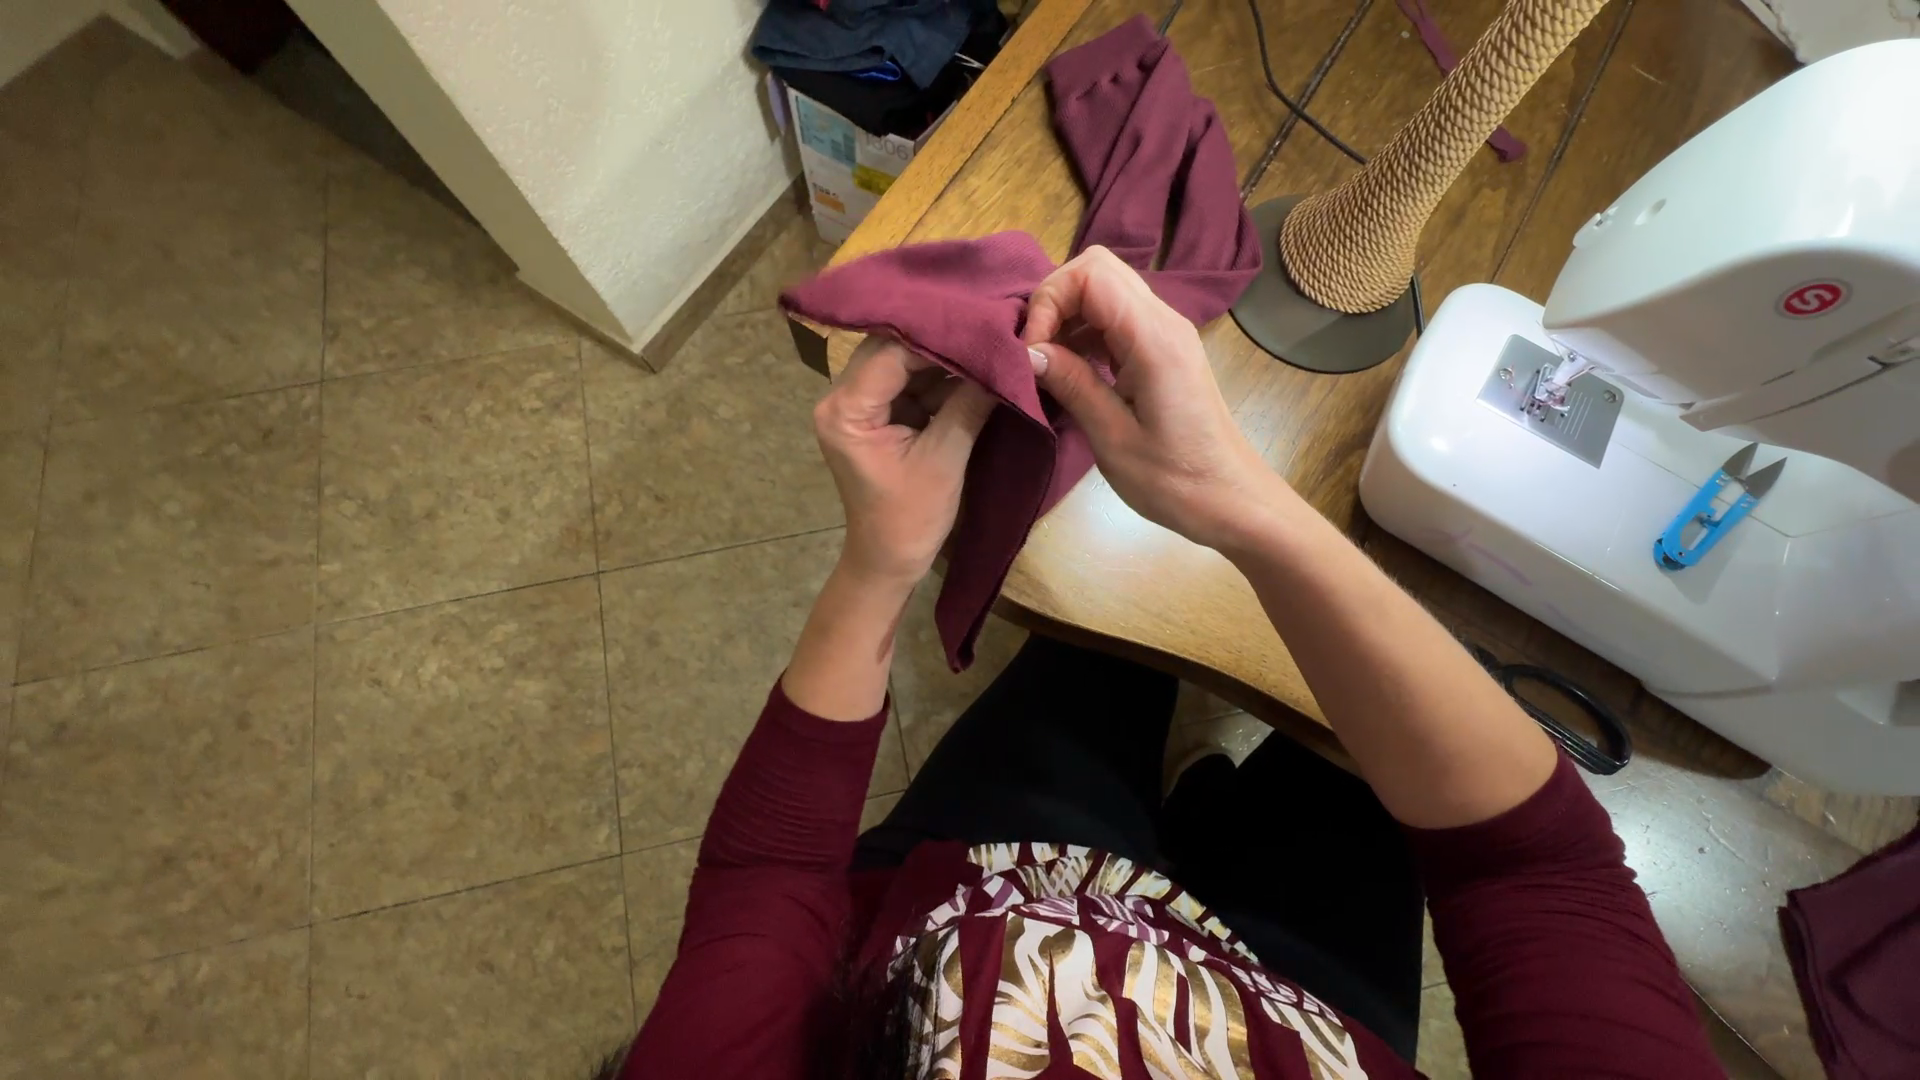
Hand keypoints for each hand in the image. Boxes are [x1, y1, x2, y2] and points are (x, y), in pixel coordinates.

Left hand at [813, 335, 997, 590]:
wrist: (890, 561)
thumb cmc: (911, 520)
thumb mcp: (945, 459)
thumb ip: (970, 403)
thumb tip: (1009, 357)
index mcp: (845, 410)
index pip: (893, 350)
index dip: (941, 333)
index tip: (986, 320)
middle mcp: (841, 398)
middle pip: (894, 348)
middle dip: (943, 339)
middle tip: (992, 323)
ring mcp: (858, 405)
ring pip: (904, 361)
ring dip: (945, 356)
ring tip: (991, 340)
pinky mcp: (877, 414)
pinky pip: (910, 382)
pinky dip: (942, 378)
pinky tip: (976, 367)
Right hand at [1024, 246, 1294, 551]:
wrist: (1232, 501)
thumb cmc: (1174, 480)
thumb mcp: (1113, 439)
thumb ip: (1072, 384)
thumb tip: (1027, 352)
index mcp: (1154, 338)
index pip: (1091, 274)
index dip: (1049, 300)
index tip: (1032, 352)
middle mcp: (1164, 321)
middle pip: (1098, 270)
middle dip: (1055, 301)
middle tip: (1035, 353)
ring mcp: (1168, 334)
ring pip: (1106, 291)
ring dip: (1068, 317)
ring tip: (1048, 365)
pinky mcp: (1165, 352)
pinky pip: (1117, 319)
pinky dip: (1086, 332)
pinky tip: (1073, 371)